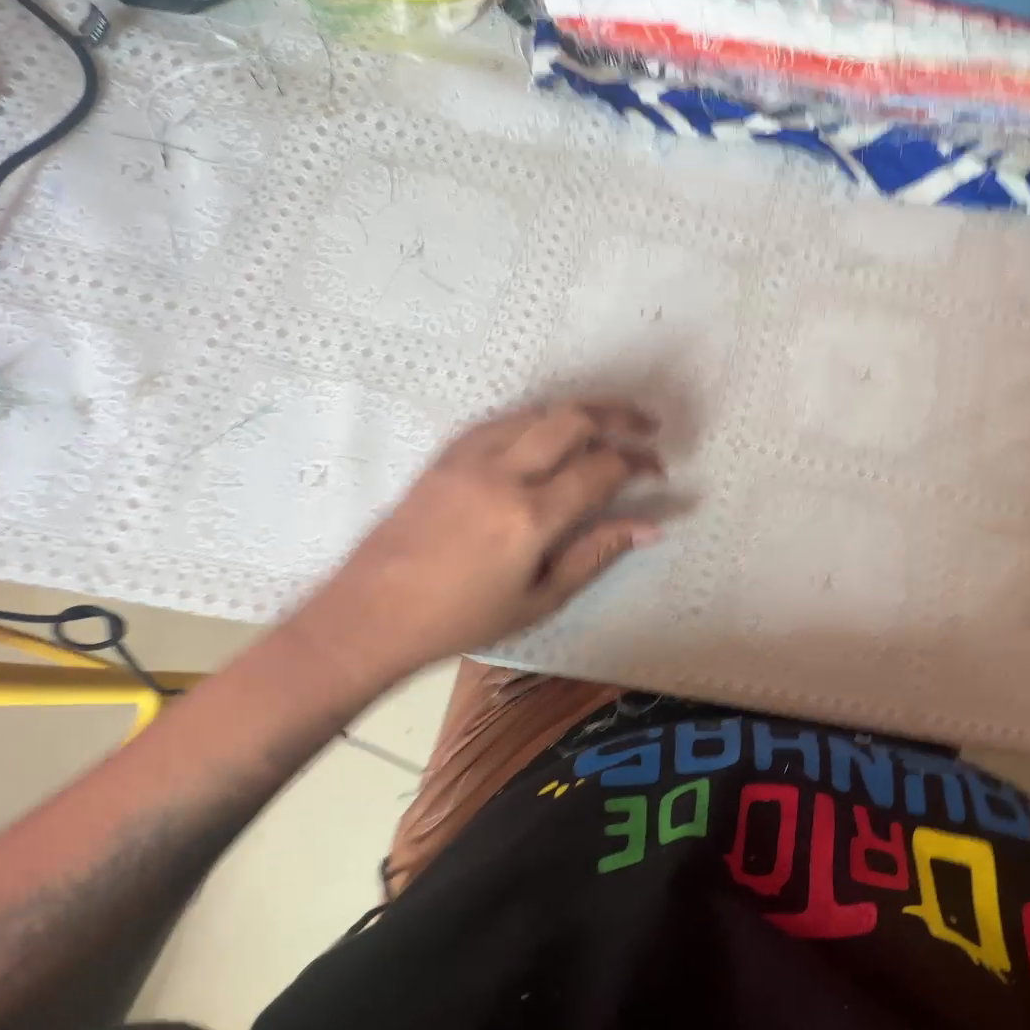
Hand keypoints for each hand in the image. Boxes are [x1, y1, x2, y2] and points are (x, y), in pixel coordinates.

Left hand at [289, 399, 664, 687]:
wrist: (370, 615)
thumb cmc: (463, 619)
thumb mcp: (542, 597)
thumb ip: (597, 552)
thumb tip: (652, 527)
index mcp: (530, 517)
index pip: (602, 468)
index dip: (639, 463)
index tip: (659, 470)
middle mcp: (502, 474)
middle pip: (572, 419)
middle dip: (619, 417)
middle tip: (647, 429)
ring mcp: (468, 459)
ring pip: (537, 410)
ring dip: (581, 411)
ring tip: (610, 422)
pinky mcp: (445, 456)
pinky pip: (503, 419)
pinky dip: (538, 418)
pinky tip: (552, 432)